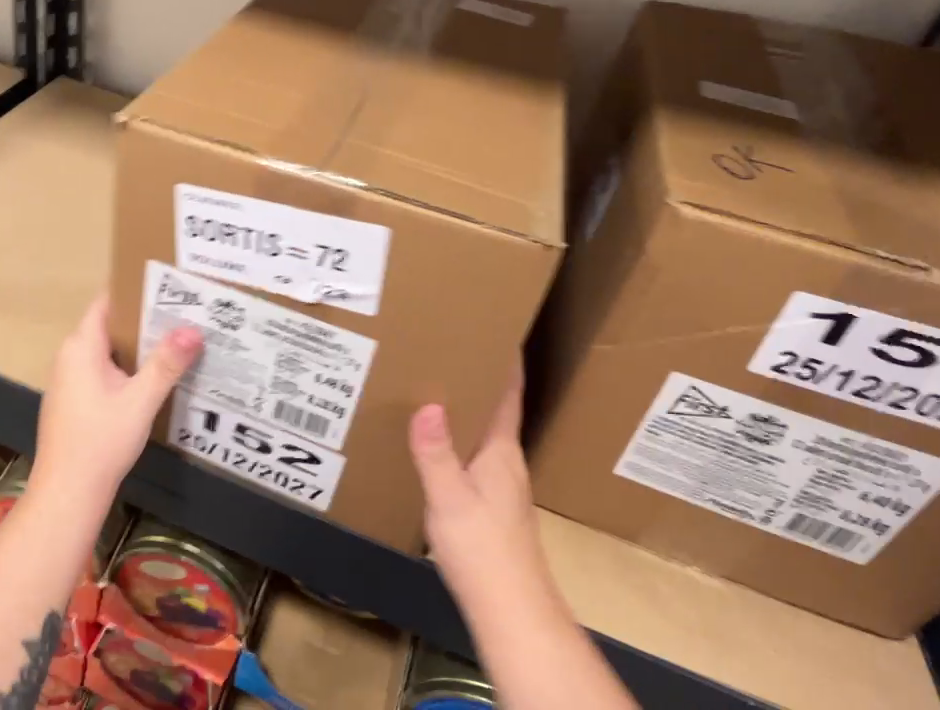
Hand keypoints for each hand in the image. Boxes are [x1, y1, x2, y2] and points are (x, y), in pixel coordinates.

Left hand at [33, 295, 201, 510]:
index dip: (137, 291)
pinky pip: (105, 371)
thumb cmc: (100, 441)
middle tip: (186, 313)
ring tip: (178, 341)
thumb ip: (166, 364)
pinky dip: (129, 368)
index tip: (170, 286)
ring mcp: (70, 380)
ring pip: (110, 351)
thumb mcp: (140, 400)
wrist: (68, 492)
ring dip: (140, 347)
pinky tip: (156, 377)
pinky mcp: (76, 401)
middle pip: (111, 325)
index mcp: (81, 346)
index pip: (108, 302)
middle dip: (146, 320)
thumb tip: (193, 330)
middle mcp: (71, 356)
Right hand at [409, 367, 543, 597]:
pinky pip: (474, 457)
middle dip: (476, 380)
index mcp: (502, 451)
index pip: (508, 396)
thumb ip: (436, 452)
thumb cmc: (483, 549)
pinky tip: (435, 445)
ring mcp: (502, 486)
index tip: (496, 329)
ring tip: (434, 389)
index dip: (505, 364)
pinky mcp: (492, 506)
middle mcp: (507, 462)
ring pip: (483, 435)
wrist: (510, 610)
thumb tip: (428, 402)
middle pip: (495, 411)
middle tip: (447, 349)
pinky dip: (458, 439)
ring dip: (466, 410)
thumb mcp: (450, 497)